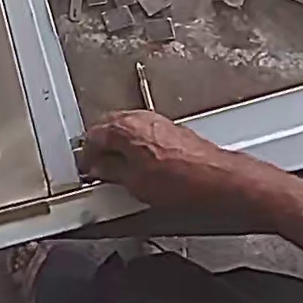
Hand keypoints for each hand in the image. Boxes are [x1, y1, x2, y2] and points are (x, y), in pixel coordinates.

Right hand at [79, 111, 264, 210]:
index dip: (86, 155)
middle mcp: (139, 117)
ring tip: (117, 169)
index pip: (92, 135)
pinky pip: (142, 132)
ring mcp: (156, 120)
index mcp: (124, 128)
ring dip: (117, 144)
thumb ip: (109, 172)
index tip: (87, 168)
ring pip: (126, 128)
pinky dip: (135, 145)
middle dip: (100, 146)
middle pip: (108, 126)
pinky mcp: (169, 128)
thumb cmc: (182, 181)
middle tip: (97, 167)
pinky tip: (139, 164)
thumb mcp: (133, 184)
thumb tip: (99, 169)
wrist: (216, 180)